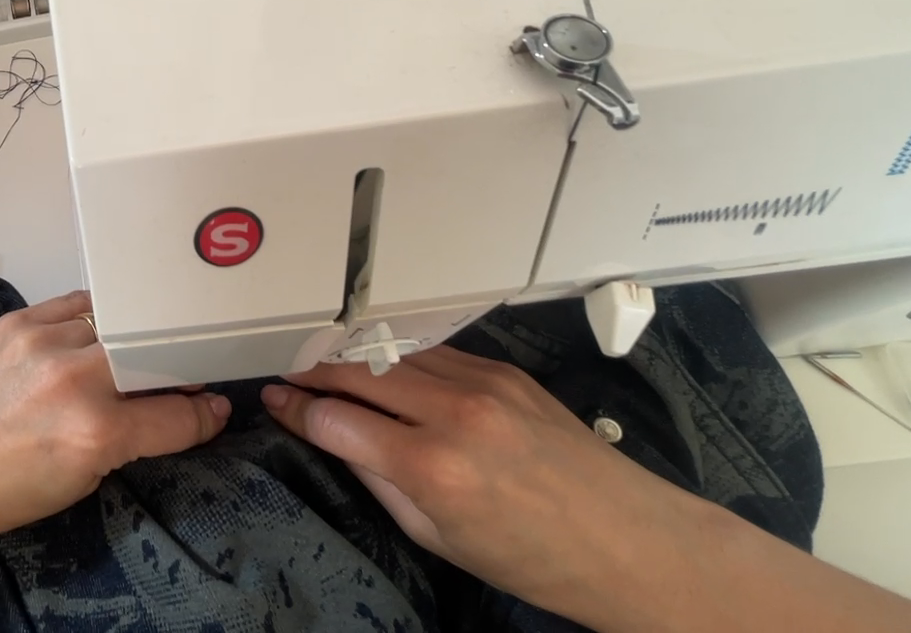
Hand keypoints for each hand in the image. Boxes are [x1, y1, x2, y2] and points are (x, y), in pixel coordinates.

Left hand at [0, 290, 230, 553]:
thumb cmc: (1, 493)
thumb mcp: (80, 481)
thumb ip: (130, 440)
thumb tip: (177, 412)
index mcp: (94, 433)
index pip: (174, 415)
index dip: (203, 415)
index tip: (217, 407)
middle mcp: (74, 377)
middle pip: (151, 357)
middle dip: (174, 368)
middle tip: (182, 375)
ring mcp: (42, 340)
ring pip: (114, 323)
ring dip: (131, 340)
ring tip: (134, 351)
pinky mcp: (17, 320)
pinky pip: (75, 305)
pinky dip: (93, 318)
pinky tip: (97, 329)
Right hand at [260, 346, 711, 620]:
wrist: (637, 544)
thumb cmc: (531, 560)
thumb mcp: (438, 539)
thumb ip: (378, 480)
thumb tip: (334, 436)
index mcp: (430, 468)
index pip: (334, 420)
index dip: (295, 409)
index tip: (273, 400)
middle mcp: (449, 413)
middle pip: (352, 370)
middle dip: (311, 370)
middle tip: (288, 375)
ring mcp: (478, 381)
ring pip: (387, 351)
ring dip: (349, 356)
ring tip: (326, 364)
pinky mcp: (500, 367)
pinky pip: (428, 351)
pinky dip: (396, 357)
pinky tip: (384, 367)